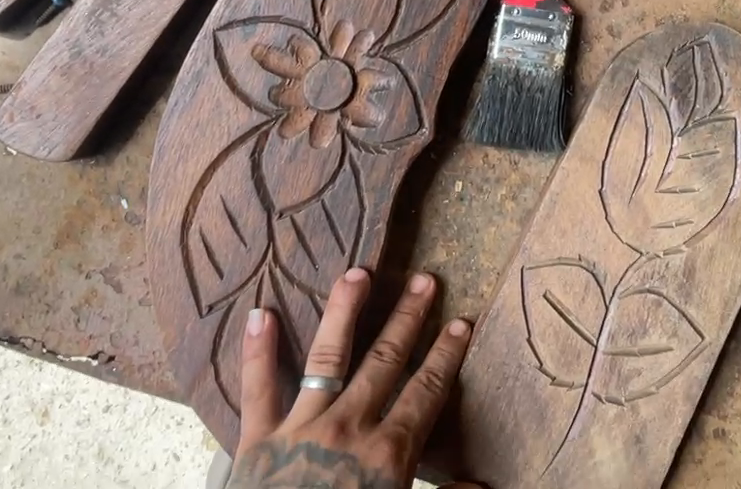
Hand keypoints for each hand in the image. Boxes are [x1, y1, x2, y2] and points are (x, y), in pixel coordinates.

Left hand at [230, 268, 476, 488]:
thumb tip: (483, 485)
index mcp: (388, 454)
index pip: (426, 392)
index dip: (447, 355)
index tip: (462, 322)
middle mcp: (349, 427)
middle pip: (386, 361)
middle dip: (407, 318)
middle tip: (424, 280)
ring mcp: (302, 428)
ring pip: (329, 356)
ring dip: (345, 311)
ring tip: (358, 272)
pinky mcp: (258, 440)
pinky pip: (258, 390)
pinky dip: (257, 351)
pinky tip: (260, 313)